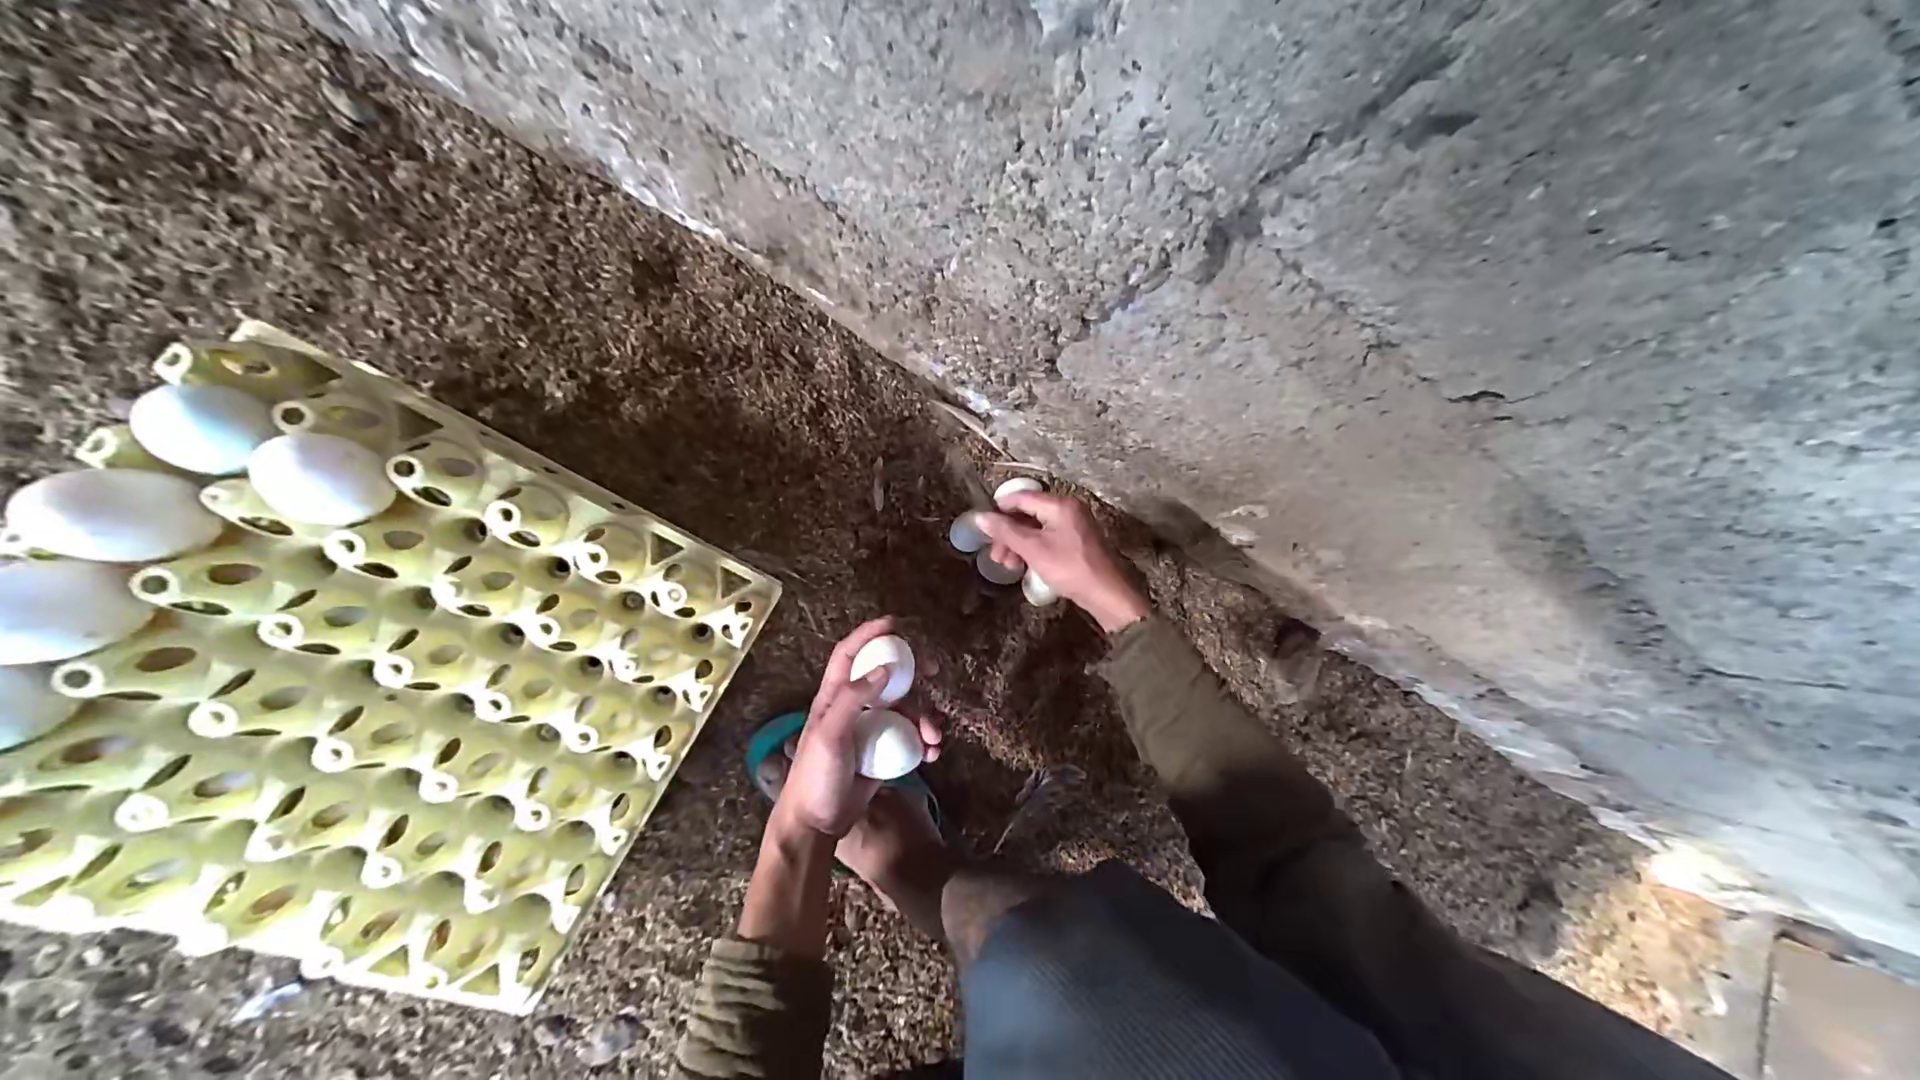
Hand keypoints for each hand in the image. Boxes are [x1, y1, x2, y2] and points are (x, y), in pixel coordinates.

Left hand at [775, 616, 943, 839]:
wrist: (818, 824)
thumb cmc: (815, 776)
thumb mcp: (829, 734)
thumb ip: (854, 698)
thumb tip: (885, 668)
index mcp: (834, 696)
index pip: (850, 654)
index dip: (869, 634)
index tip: (895, 623)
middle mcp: (855, 706)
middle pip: (888, 676)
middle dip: (912, 670)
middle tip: (934, 669)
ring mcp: (873, 728)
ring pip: (906, 707)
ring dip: (926, 716)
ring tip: (935, 736)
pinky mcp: (886, 750)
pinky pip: (911, 735)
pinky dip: (926, 740)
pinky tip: (932, 752)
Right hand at [976, 492, 1150, 631]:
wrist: (1105, 593)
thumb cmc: (1069, 568)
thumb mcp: (1032, 549)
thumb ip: (1005, 531)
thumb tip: (981, 517)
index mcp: (1060, 505)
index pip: (1021, 497)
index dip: (1000, 509)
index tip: (985, 527)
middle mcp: (1069, 509)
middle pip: (1028, 514)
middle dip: (1009, 534)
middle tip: (996, 555)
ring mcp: (1075, 524)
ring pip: (1037, 528)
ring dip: (1019, 544)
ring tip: (1009, 565)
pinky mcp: (1077, 540)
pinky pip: (1048, 537)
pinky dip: (1033, 548)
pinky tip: (1024, 565)